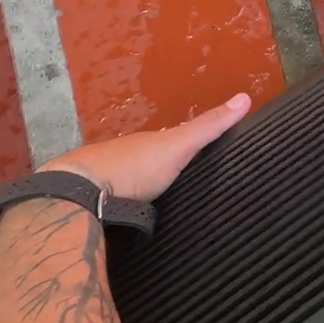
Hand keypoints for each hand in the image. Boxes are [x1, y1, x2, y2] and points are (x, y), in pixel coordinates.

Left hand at [39, 94, 251, 201]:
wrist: (78, 195)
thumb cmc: (133, 166)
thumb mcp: (179, 145)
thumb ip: (209, 127)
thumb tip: (245, 97)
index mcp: (148, 144)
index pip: (174, 143)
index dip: (190, 148)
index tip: (208, 161)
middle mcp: (126, 160)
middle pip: (152, 166)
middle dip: (167, 175)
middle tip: (190, 191)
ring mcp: (106, 185)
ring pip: (132, 188)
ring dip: (145, 196)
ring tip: (167, 213)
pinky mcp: (94, 211)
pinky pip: (118, 209)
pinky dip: (129, 213)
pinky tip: (138, 225)